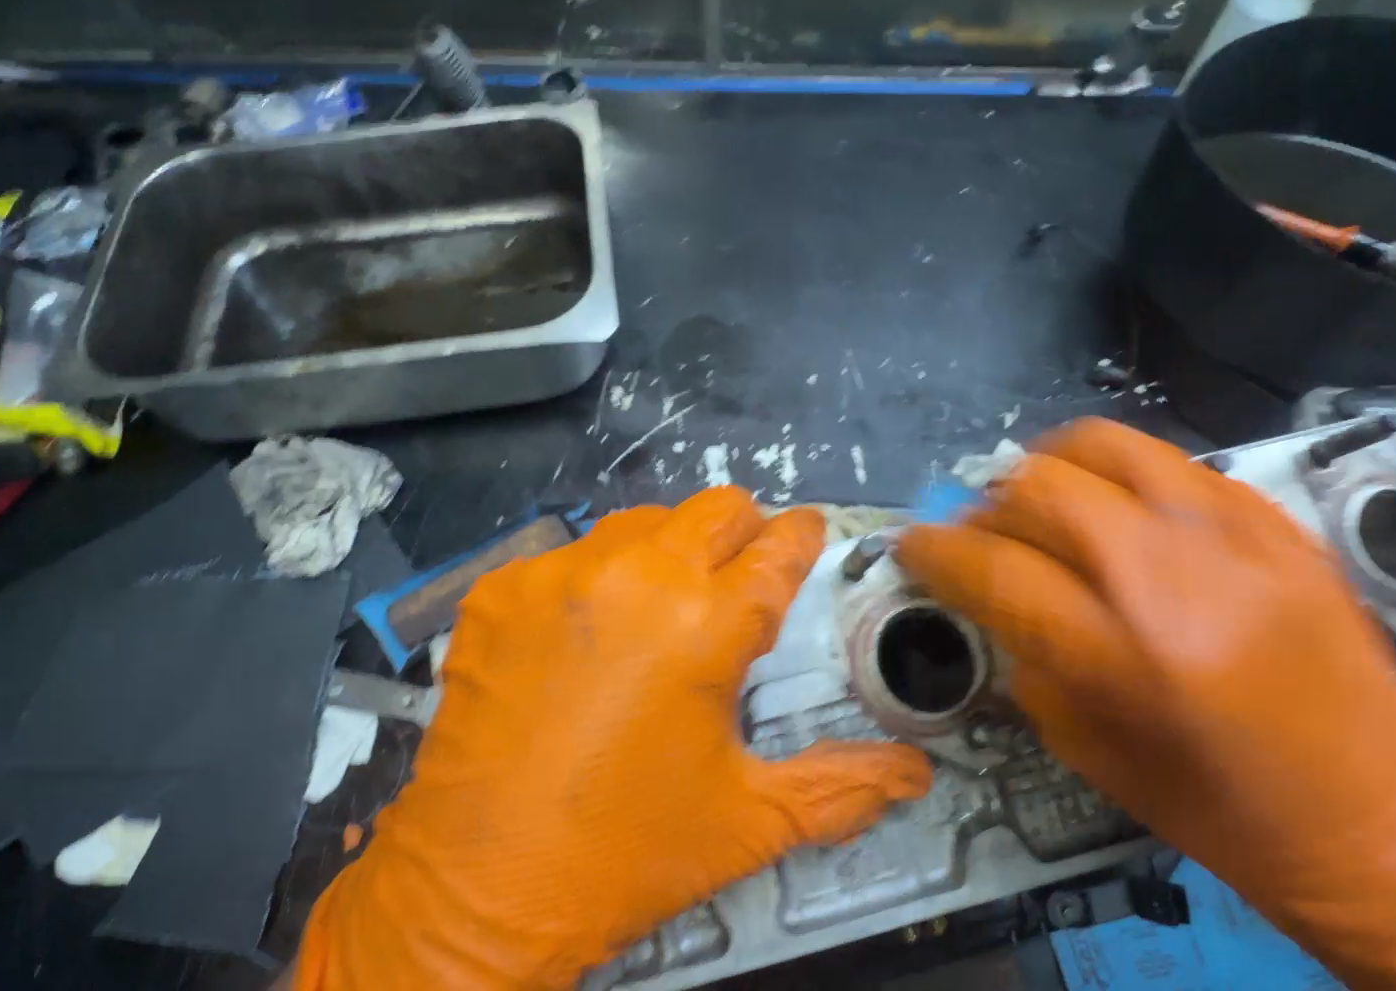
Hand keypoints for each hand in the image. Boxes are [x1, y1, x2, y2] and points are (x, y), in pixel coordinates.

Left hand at [294, 488, 931, 990]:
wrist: (476, 887)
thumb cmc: (625, 852)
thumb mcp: (749, 820)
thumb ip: (844, 786)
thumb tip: (918, 774)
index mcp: (706, 625)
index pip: (778, 548)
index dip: (802, 536)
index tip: (807, 535)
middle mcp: (635, 577)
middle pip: (714, 508)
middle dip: (742, 531)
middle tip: (741, 576)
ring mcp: (558, 576)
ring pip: (639, 522)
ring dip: (668, 550)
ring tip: (664, 606)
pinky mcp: (498, 590)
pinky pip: (566, 557)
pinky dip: (593, 581)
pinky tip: (585, 637)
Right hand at [897, 419, 1395, 990]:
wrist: (1383, 819)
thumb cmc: (1221, 813)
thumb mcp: (1087, 749)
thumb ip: (1026, 654)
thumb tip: (983, 591)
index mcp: (1125, 653)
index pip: (995, 568)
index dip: (935, 553)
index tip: (912, 550)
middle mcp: (1178, 576)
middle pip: (1041, 489)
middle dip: (985, 507)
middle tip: (975, 535)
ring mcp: (1236, 535)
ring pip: (1102, 447)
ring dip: (1044, 468)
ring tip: (1032, 502)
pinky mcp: (1274, 521)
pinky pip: (1166, 460)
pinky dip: (1114, 474)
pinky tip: (1109, 509)